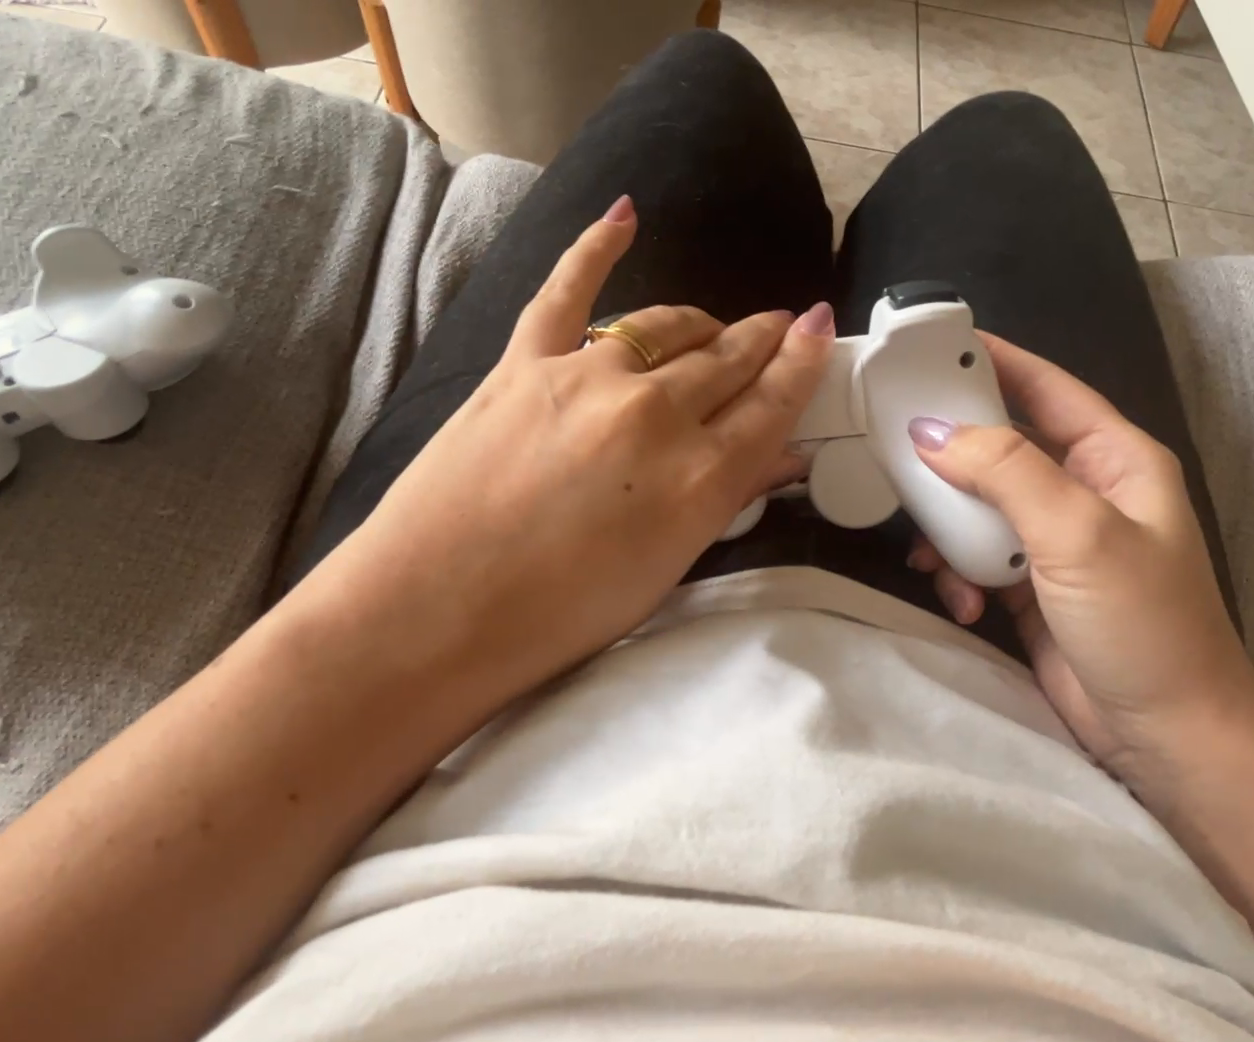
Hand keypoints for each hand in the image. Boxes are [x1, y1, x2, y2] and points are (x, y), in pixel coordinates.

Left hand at [292, 196, 834, 702]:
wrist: (433, 612)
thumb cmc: (560, 616)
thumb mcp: (663, 569)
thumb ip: (725, 501)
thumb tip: (779, 456)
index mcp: (698, 477)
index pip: (771, 404)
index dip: (803, 362)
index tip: (820, 327)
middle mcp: (654, 413)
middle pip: (726, 358)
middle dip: (761, 340)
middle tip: (777, 329)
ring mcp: (586, 377)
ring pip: (665, 325)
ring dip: (701, 324)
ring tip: (714, 329)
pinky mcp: (523, 362)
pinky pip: (568, 289)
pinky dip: (595, 246)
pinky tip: (624, 214)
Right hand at [906, 332, 1253, 784]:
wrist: (1165, 736)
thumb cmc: (1143, 624)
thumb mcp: (1079, 533)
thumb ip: (1007, 471)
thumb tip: (931, 434)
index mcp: (1115, 459)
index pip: (1047, 388)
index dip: (994, 361)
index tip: (931, 347)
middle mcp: (1083, 492)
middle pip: (1001, 448)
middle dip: (952, 458)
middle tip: (897, 456)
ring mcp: (1054, 544)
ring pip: (978, 508)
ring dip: (948, 530)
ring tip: (928, 555)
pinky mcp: (1029, 589)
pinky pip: (977, 560)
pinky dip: (959, 575)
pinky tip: (961, 602)